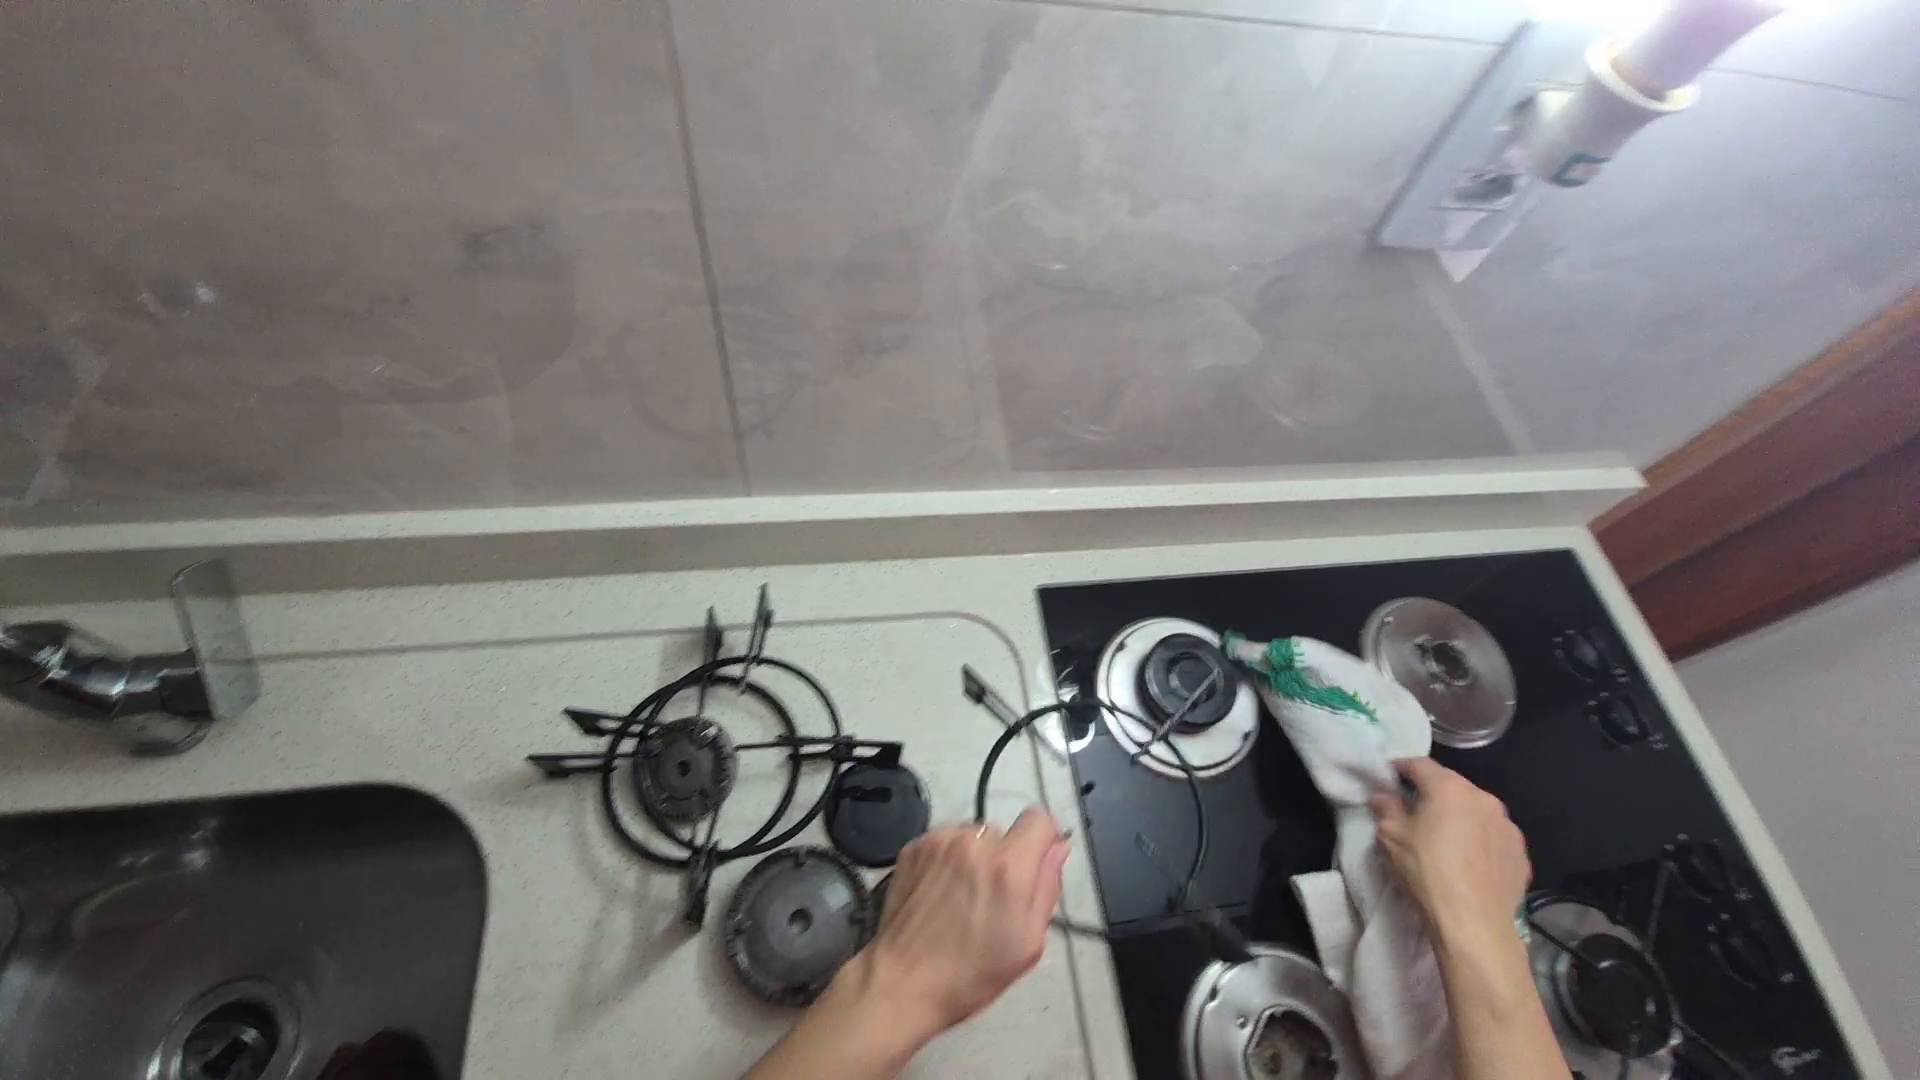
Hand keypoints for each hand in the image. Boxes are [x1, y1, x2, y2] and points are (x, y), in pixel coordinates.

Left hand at [832, 808, 1071, 1044]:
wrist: (902, 981)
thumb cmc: (972, 973)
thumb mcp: (1028, 942)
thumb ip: (1047, 886)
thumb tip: (1057, 847)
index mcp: (1007, 866)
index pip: (1039, 818)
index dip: (1042, 839)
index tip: (1034, 864)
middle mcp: (973, 841)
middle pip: (1003, 831)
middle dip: (1004, 857)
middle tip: (991, 897)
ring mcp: (938, 840)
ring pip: (972, 834)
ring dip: (973, 855)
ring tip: (960, 896)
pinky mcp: (913, 845)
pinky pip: (944, 841)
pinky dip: (947, 858)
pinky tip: (938, 891)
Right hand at [1369, 758, 1529, 941]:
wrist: (1474, 924)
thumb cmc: (1426, 872)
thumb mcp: (1390, 836)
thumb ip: (1385, 808)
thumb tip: (1382, 795)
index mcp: (1450, 789)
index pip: (1420, 764)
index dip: (1401, 767)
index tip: (1388, 777)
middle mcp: (1484, 799)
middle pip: (1452, 785)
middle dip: (1432, 792)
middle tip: (1414, 809)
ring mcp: (1508, 827)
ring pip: (1475, 810)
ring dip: (1458, 815)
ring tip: (1444, 837)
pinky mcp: (1521, 853)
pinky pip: (1493, 835)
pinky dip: (1479, 839)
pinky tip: (1467, 860)